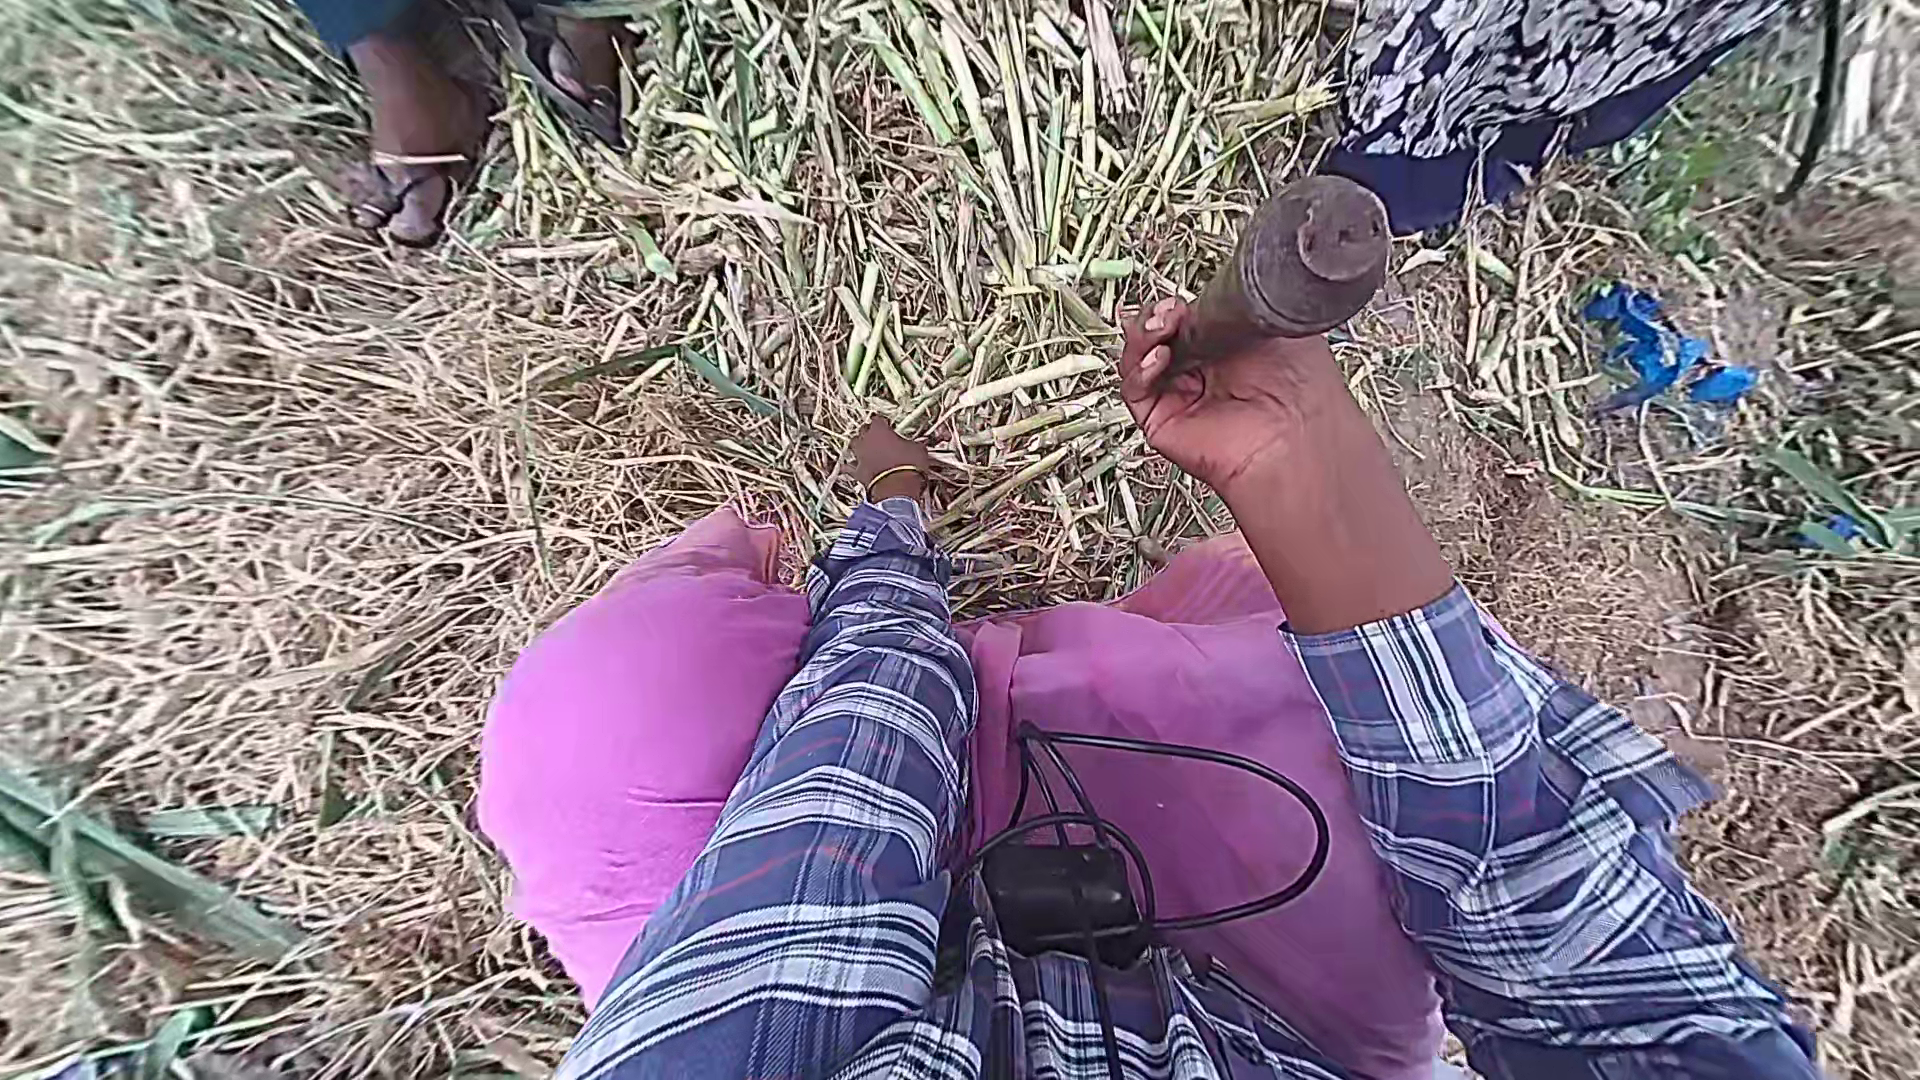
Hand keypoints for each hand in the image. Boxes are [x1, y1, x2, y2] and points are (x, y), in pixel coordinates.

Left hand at [850, 417, 933, 501]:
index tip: (888, 425)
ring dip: (858, 445)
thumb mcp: (919, 450)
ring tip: (864, 448)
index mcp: (880, 430)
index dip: (883, 422)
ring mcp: (860, 456)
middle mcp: (866, 440)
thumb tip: (918, 445)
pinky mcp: (857, 473)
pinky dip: (848, 466)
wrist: (897, 490)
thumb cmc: (907, 467)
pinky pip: (847, 467)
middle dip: (869, 432)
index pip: (878, 419)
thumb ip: (914, 444)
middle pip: (863, 430)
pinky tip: (847, 466)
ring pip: (853, 445)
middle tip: (877, 436)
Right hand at [1117, 297, 1345, 502]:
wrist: (1294, 435)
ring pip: (1138, 361)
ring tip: (1160, 327)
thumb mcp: (1272, 325)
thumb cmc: (1300, 391)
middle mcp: (1199, 372)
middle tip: (1168, 312)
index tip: (1180, 301)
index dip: (1176, 307)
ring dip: (1142, 338)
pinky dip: (1139, 371)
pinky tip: (1159, 357)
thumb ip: (1232, 308)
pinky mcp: (1158, 420)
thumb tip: (1196, 305)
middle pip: (1155, 337)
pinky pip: (1134, 391)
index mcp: (1224, 348)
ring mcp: (1177, 396)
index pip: (1184, 320)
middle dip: (1155, 318)